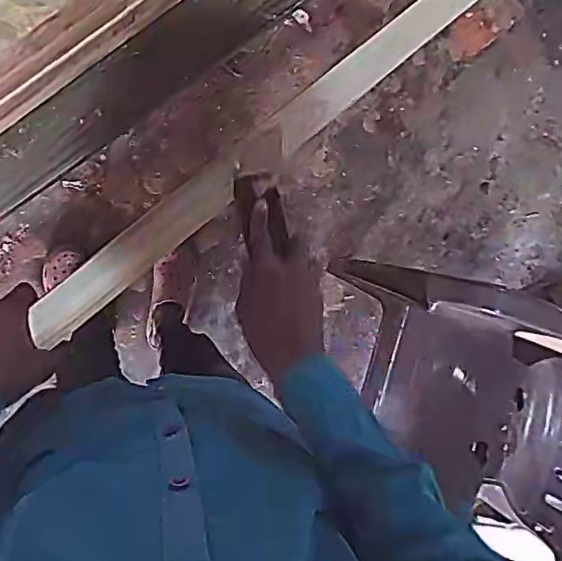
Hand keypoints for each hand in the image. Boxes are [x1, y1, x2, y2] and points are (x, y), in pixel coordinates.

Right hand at [234, 177, 324, 381]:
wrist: (297, 359)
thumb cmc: (262, 337)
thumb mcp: (243, 309)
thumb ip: (247, 282)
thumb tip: (249, 264)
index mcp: (266, 270)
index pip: (260, 236)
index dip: (259, 217)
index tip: (262, 201)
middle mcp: (289, 268)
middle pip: (292, 239)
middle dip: (287, 233)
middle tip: (282, 229)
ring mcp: (307, 278)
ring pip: (304, 255)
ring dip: (297, 254)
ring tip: (290, 261)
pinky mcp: (318, 291)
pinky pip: (310, 274)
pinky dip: (303, 274)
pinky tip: (296, 286)